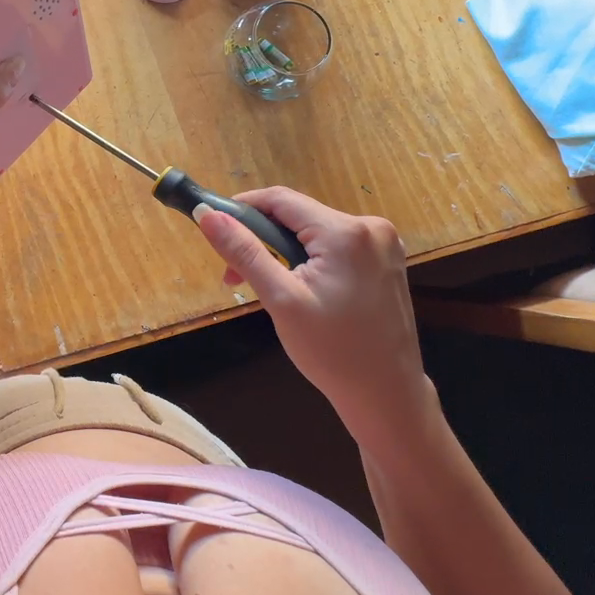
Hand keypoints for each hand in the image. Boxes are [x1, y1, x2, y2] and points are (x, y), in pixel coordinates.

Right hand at [195, 188, 430, 442]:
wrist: (386, 395)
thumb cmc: (331, 351)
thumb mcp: (280, 299)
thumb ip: (244, 252)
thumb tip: (207, 214)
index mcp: (346, 232)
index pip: (280, 199)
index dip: (242, 207)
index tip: (213, 227)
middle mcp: (370, 227)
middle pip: (297, 215)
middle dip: (261, 238)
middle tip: (234, 277)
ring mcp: (383, 244)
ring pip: (313, 231)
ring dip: (281, 250)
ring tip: (266, 288)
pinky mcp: (385, 261)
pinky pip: (333, 245)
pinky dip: (307, 259)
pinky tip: (297, 288)